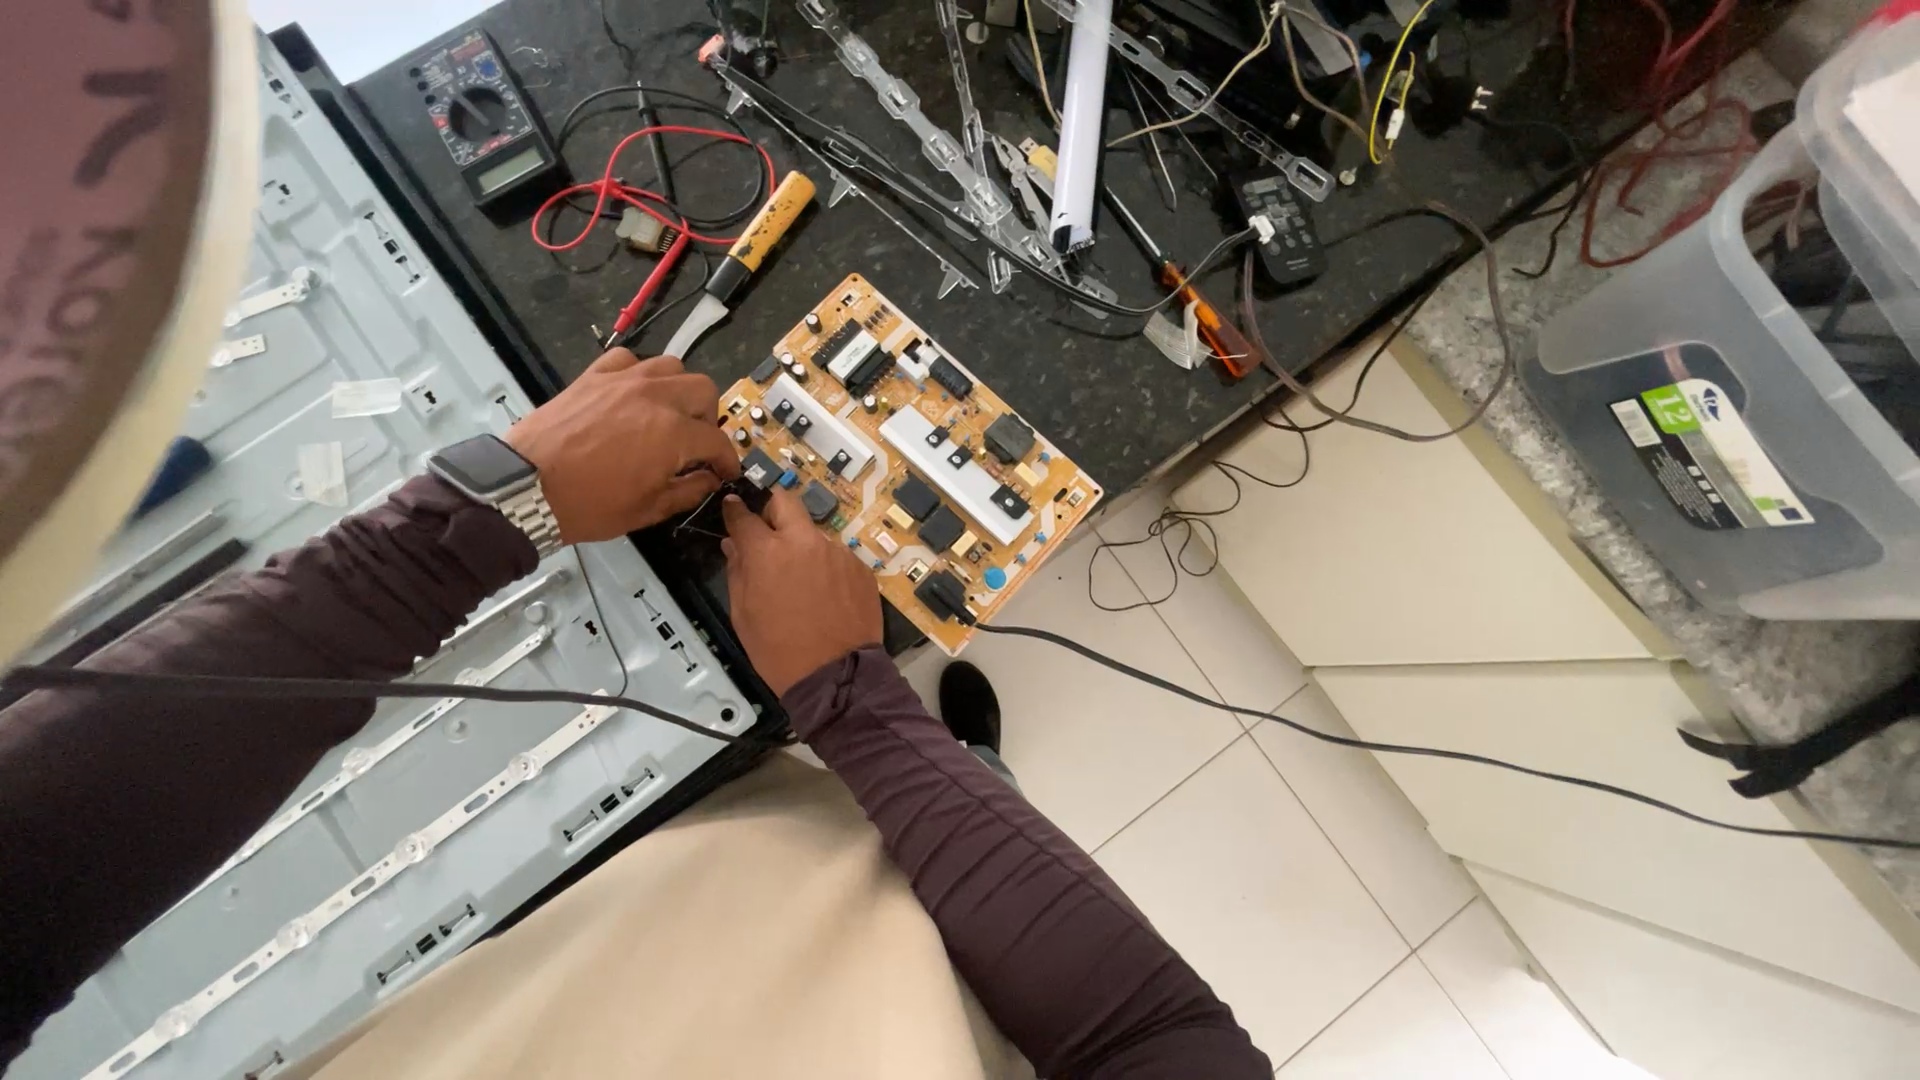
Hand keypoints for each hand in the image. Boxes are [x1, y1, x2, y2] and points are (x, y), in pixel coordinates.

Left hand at [504, 350, 740, 543]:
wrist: (525, 490)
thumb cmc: (590, 505)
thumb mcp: (649, 509)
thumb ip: (690, 490)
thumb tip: (710, 478)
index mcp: (673, 433)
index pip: (718, 440)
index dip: (727, 459)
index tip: (724, 471)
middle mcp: (655, 397)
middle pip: (704, 390)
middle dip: (708, 418)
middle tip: (697, 441)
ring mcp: (623, 381)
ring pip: (672, 367)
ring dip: (679, 390)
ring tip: (669, 413)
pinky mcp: (594, 375)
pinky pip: (629, 359)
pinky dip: (639, 374)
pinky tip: (633, 395)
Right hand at [721, 489, 882, 695]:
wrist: (835, 676)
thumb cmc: (778, 651)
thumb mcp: (743, 615)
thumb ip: (738, 572)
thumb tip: (734, 545)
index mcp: (768, 552)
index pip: (744, 516)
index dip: (736, 511)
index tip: (734, 508)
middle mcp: (805, 542)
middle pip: (786, 502)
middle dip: (773, 509)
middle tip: (770, 531)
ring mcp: (837, 552)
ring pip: (814, 534)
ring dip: (804, 547)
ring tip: (804, 582)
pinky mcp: (860, 567)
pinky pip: (837, 558)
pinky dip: (828, 568)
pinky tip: (827, 596)